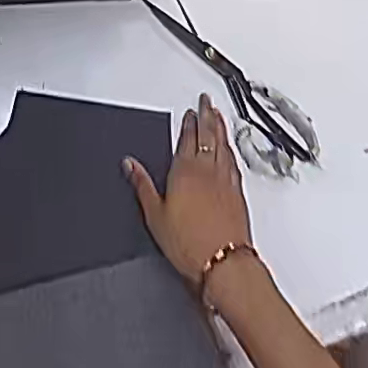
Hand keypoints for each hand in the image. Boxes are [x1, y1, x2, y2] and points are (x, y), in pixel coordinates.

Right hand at [124, 93, 251, 292]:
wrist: (224, 265)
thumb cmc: (190, 243)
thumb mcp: (154, 214)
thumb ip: (142, 185)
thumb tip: (130, 165)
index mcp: (185, 171)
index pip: (187, 138)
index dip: (189, 122)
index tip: (190, 112)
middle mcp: (207, 171)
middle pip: (208, 135)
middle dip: (207, 116)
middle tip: (207, 102)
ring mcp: (225, 181)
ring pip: (223, 145)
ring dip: (220, 127)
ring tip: (219, 116)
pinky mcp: (238, 193)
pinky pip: (233, 161)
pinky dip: (230, 149)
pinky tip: (230, 149)